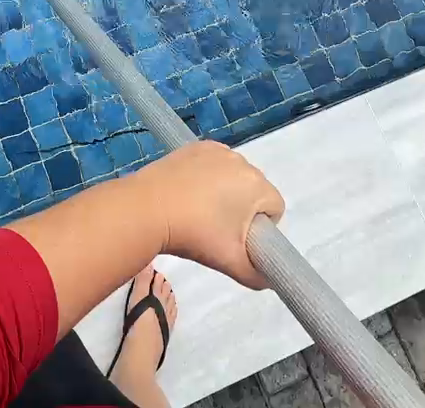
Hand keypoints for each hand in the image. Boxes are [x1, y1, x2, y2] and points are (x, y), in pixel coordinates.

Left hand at [131, 140, 284, 288]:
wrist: (149, 208)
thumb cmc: (196, 233)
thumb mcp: (233, 264)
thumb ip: (259, 276)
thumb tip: (266, 278)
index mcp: (256, 184)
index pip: (275, 207)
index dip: (262, 226)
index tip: (237, 237)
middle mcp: (240, 161)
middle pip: (254, 189)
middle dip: (243, 207)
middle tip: (217, 226)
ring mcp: (215, 149)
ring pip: (234, 175)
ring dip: (226, 190)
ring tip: (200, 209)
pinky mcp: (194, 146)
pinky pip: (214, 163)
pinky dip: (208, 174)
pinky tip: (190, 190)